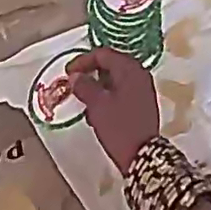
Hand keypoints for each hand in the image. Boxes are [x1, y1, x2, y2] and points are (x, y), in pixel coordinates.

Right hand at [68, 47, 160, 169]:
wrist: (143, 155)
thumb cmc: (119, 126)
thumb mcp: (97, 105)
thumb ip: (84, 86)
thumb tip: (75, 76)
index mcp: (129, 69)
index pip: (103, 54)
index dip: (83, 60)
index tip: (67, 72)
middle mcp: (139, 73)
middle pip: (111, 64)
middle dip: (90, 72)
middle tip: (73, 83)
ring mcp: (143, 88)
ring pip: (116, 78)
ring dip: (98, 86)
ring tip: (83, 100)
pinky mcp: (142, 102)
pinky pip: (122, 90)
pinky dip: (107, 95)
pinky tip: (97, 111)